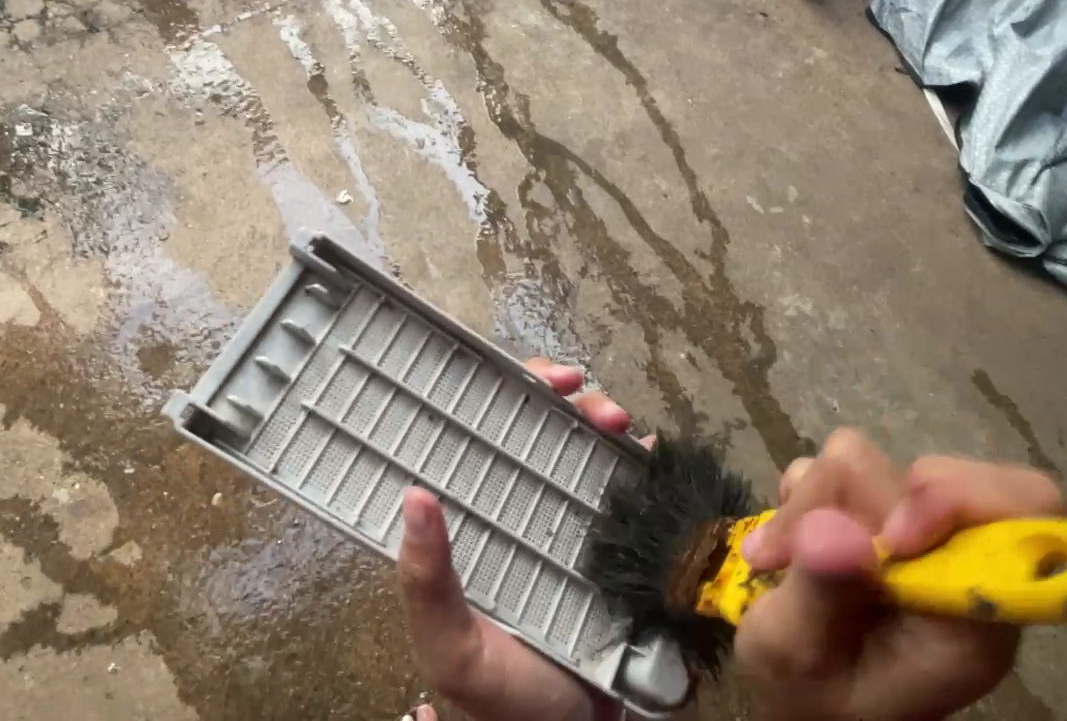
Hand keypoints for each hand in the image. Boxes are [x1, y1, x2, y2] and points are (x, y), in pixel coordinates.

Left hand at [397, 359, 637, 720]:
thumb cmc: (500, 698)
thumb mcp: (451, 646)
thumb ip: (425, 583)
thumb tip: (414, 494)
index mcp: (478, 516)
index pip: (488, 434)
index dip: (513, 393)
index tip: (548, 378)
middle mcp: (523, 505)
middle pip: (544, 428)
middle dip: (571, 400)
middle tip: (594, 403)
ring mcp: (570, 521)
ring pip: (587, 448)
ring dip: (606, 422)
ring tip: (622, 425)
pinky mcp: (613, 544)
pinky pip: (628, 490)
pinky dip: (643, 463)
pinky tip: (653, 451)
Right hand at [734, 430, 1065, 720]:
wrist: (799, 699)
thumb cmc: (809, 697)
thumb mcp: (797, 657)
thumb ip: (822, 595)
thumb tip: (838, 529)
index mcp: (973, 614)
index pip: (1027, 512)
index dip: (962, 498)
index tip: (893, 532)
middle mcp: (957, 562)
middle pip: (921, 476)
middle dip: (839, 501)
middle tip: (785, 551)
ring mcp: (915, 529)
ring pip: (866, 459)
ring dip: (808, 500)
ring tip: (772, 557)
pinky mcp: (877, 507)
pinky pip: (838, 460)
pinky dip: (801, 491)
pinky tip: (781, 539)